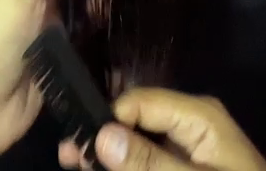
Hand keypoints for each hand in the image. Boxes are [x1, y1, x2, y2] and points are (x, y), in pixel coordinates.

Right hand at [60, 89, 265, 170]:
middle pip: (137, 122)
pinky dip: (132, 166)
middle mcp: (191, 125)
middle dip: (103, 138)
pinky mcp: (189, 167)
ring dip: (112, 156)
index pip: (140, 102)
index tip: (77, 143)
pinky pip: (155, 159)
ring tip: (75, 163)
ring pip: (141, 145)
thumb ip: (149, 162)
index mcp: (197, 115)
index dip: (108, 120)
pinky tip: (106, 169)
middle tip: (67, 157)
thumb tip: (101, 134)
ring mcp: (190, 150)